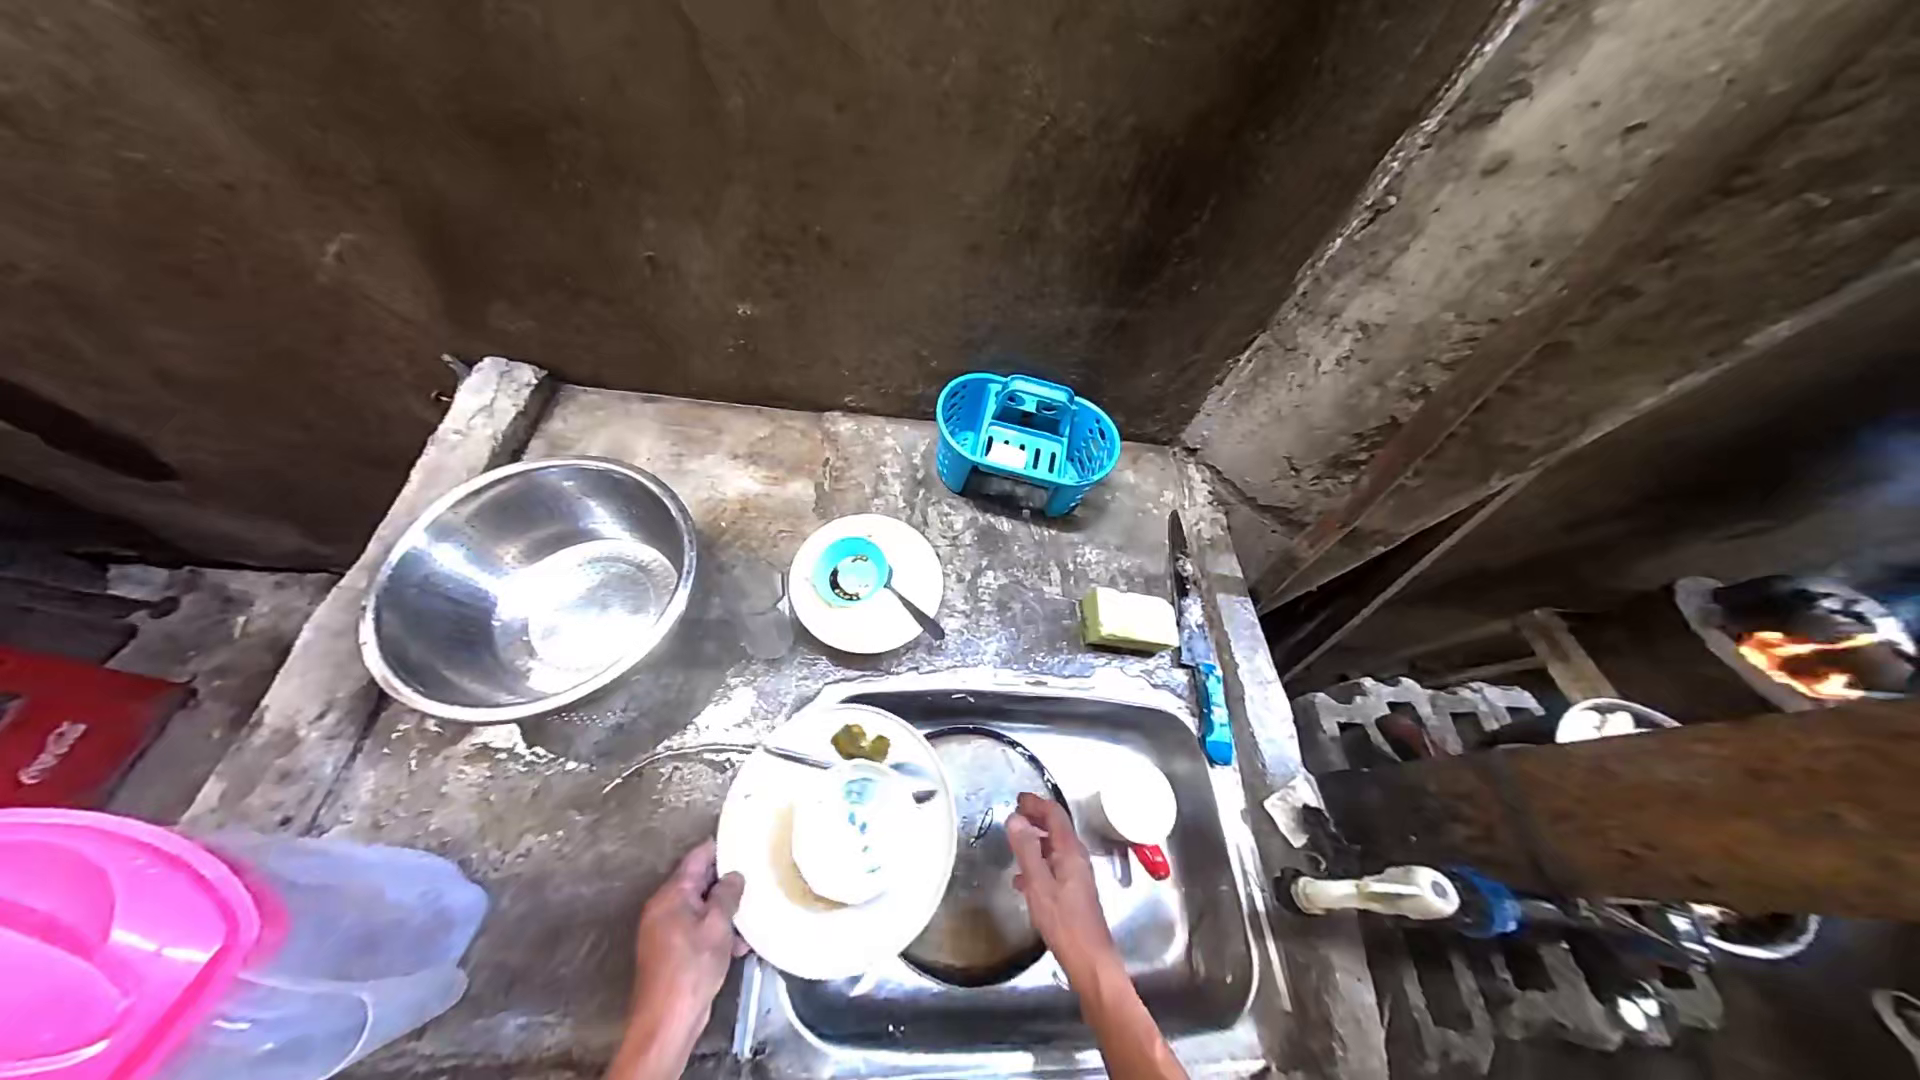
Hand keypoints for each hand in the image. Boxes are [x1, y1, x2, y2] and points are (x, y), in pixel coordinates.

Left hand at [634, 840, 745, 1016]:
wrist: (667, 1021)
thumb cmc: (692, 966)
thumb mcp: (717, 925)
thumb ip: (727, 894)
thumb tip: (734, 875)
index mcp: (671, 895)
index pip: (698, 856)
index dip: (723, 847)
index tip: (747, 842)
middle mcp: (664, 907)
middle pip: (700, 881)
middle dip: (728, 882)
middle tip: (757, 878)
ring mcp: (666, 930)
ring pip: (702, 907)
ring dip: (725, 911)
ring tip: (752, 916)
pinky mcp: (672, 950)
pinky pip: (698, 928)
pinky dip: (717, 931)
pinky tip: (740, 944)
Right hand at [1006, 792, 1117, 980]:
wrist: (1090, 962)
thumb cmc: (1064, 922)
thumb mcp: (1039, 884)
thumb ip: (1026, 850)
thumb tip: (1015, 818)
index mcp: (1070, 851)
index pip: (1055, 814)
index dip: (1036, 803)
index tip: (1017, 799)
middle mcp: (1077, 858)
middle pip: (1056, 828)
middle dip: (1036, 818)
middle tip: (1014, 815)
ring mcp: (1077, 876)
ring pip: (1054, 847)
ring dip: (1036, 839)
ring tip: (1015, 842)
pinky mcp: (1074, 892)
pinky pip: (1054, 866)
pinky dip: (1038, 863)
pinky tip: (1022, 880)